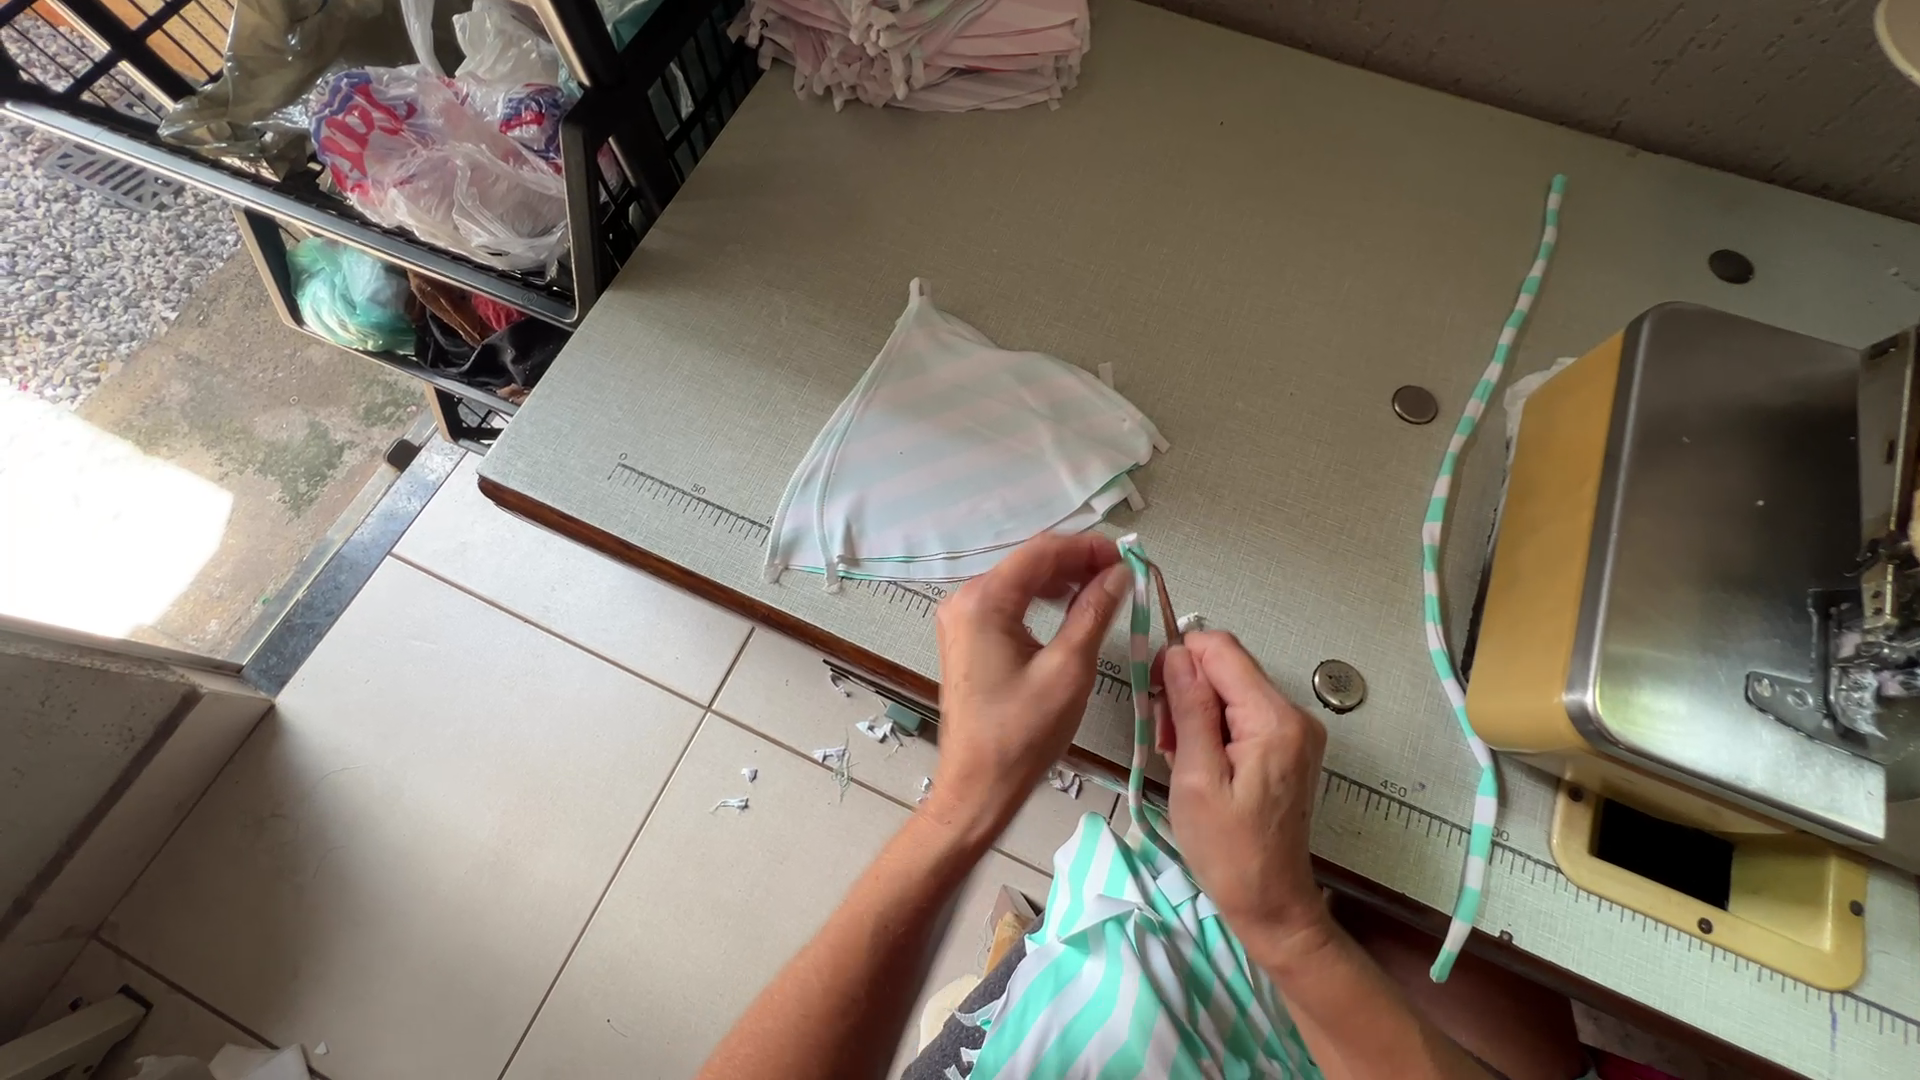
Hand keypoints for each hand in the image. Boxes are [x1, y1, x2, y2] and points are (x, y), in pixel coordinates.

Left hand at [927, 533, 1131, 845]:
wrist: (977, 785)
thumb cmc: (1023, 733)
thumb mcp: (1068, 668)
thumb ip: (1094, 612)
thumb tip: (1119, 574)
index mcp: (984, 600)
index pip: (1041, 551)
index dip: (1087, 548)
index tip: (1127, 557)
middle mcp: (964, 599)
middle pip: (1028, 562)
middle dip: (1076, 563)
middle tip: (1121, 576)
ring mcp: (960, 618)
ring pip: (1018, 581)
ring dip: (1059, 580)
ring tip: (1101, 591)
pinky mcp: (965, 637)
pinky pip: (1007, 603)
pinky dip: (1039, 600)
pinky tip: (1068, 609)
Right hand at [1160, 631, 1331, 969]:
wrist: (1271, 903)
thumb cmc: (1227, 849)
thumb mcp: (1196, 777)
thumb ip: (1190, 708)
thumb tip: (1177, 652)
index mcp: (1274, 719)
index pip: (1221, 649)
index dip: (1180, 659)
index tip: (1156, 698)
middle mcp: (1293, 713)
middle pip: (1225, 666)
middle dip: (1186, 690)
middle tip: (1166, 739)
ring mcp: (1293, 729)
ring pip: (1228, 687)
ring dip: (1194, 710)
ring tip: (1179, 755)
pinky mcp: (1286, 743)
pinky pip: (1239, 710)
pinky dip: (1211, 726)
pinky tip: (1198, 759)